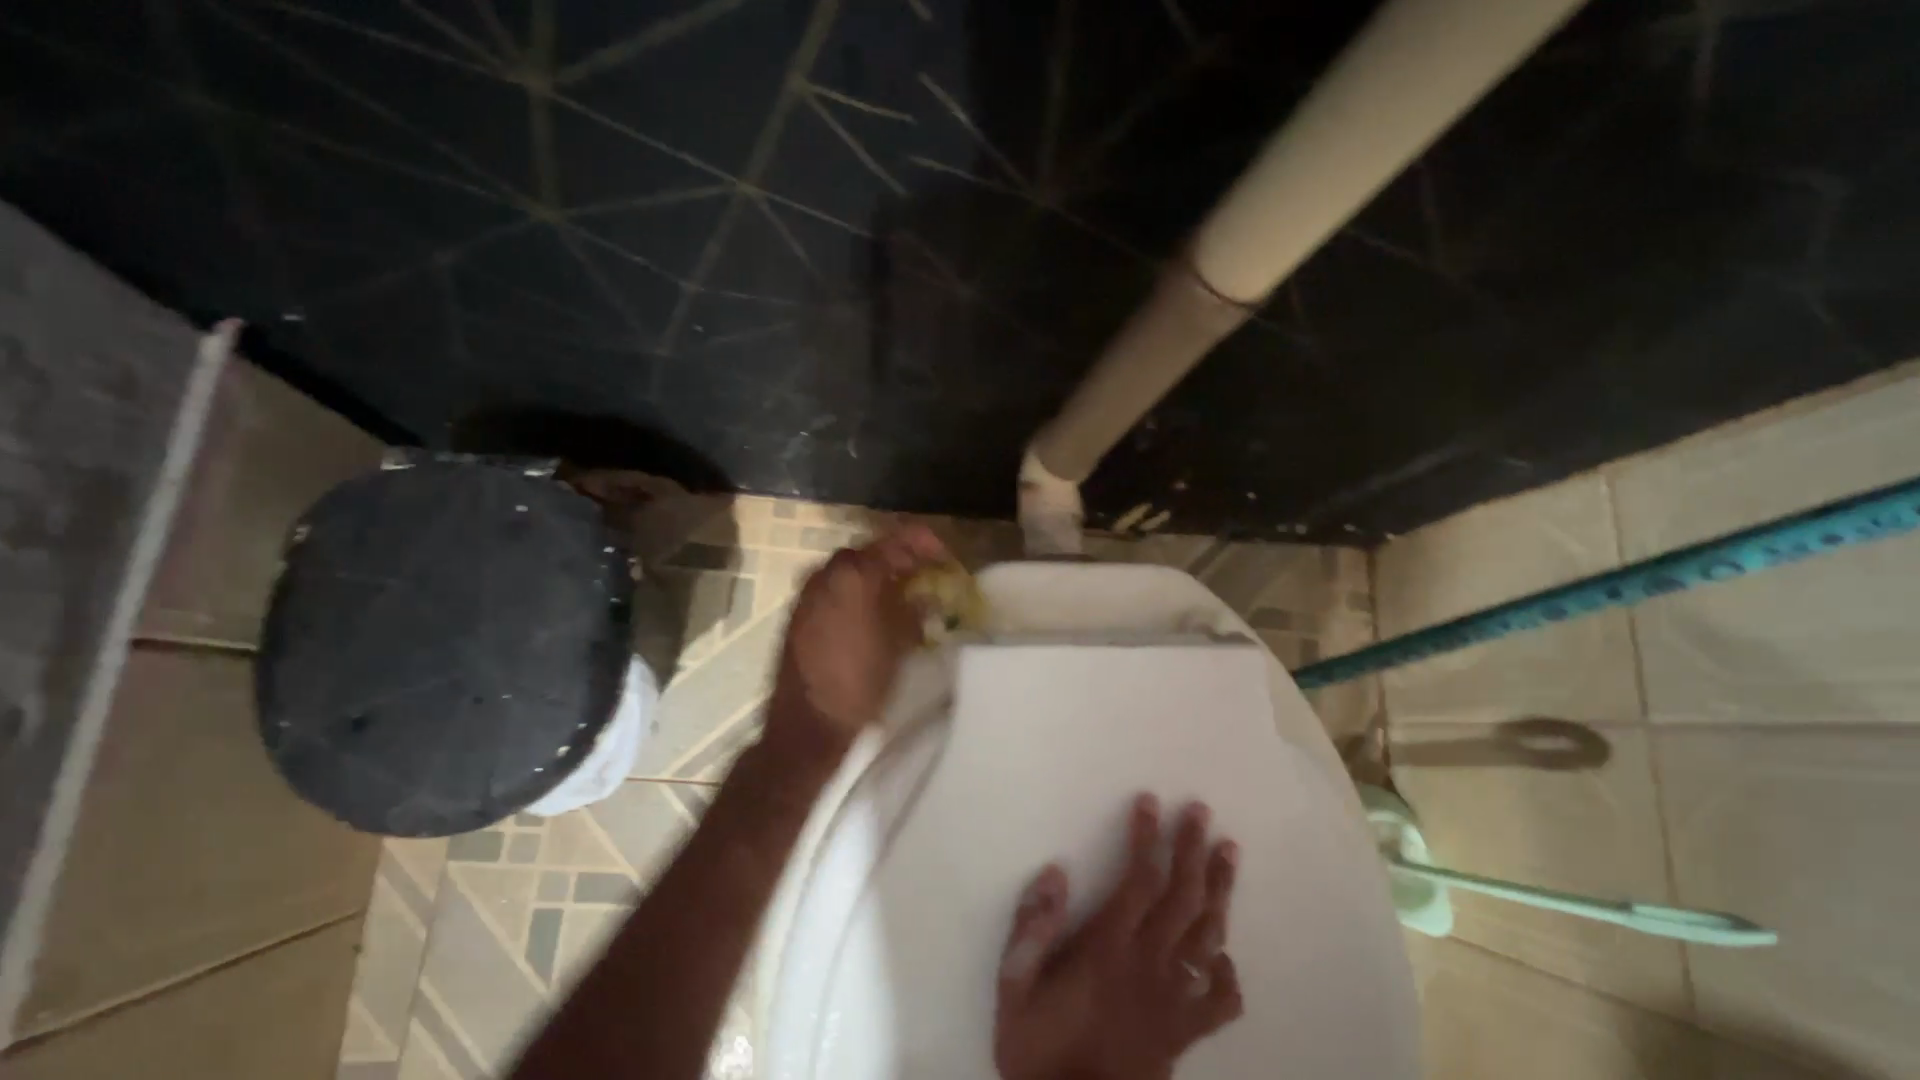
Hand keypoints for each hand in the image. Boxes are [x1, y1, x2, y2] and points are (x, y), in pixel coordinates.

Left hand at [764, 526, 948, 760]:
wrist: (806, 723)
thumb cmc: (859, 683)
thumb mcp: (899, 645)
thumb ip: (914, 610)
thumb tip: (925, 596)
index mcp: (854, 573)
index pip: (896, 540)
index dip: (925, 544)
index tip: (945, 557)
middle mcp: (826, 573)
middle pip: (869, 551)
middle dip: (899, 559)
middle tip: (924, 576)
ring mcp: (806, 593)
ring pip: (847, 570)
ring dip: (874, 575)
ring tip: (900, 595)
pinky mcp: (796, 614)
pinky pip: (832, 588)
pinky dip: (854, 592)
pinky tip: (870, 613)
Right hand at [995, 795, 1242, 1079]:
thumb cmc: (1038, 1049)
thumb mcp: (1013, 987)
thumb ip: (1030, 929)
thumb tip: (1055, 873)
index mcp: (1108, 948)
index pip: (1138, 879)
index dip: (1146, 838)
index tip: (1150, 803)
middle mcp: (1149, 964)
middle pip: (1181, 896)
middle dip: (1191, 849)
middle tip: (1201, 812)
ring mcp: (1174, 998)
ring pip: (1208, 935)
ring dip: (1220, 890)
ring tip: (1229, 853)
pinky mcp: (1185, 1031)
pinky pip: (1220, 1000)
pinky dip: (1227, 973)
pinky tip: (1224, 955)